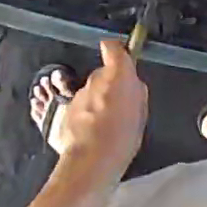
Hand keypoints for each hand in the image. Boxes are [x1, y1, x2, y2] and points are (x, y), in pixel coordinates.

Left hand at [51, 40, 146, 187]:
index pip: (113, 47)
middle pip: (103, 74)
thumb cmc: (121, 137)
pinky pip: (80, 106)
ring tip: (106, 124)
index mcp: (118, 75)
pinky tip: (92, 132)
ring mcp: (79, 93)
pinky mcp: (66, 108)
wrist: (91, 160)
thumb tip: (132, 83)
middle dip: (110, 85)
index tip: (121, 58)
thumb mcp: (140, 113)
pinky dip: (86, 114)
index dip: (116, 50)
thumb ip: (136, 91)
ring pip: (91, 91)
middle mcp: (95, 79)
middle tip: (119, 105)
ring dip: (97, 102)